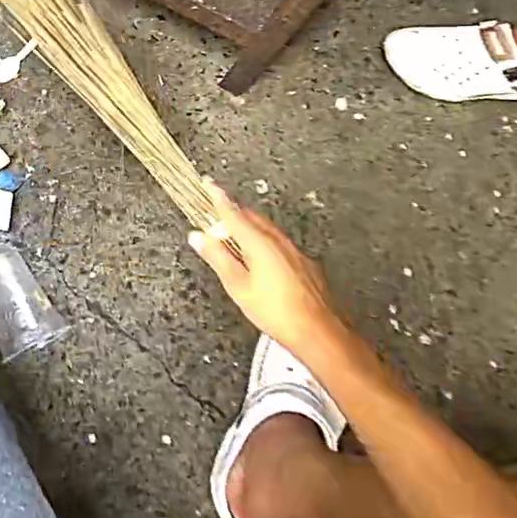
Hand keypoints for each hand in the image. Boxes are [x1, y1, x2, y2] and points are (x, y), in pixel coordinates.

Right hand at [187, 178, 348, 355]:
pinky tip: (261, 263)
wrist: (319, 333)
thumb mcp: (238, 286)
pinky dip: (264, 243)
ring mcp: (294, 252)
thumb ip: (217, 257)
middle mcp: (278, 242)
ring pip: (266, 230)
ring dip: (248, 230)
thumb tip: (198, 237)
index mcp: (259, 243)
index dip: (218, 197)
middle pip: (251, 218)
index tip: (208, 184)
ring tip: (236, 247)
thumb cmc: (278, 312)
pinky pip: (279, 243)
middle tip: (216, 228)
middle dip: (232, 217)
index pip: (233, 213)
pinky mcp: (304, 264)